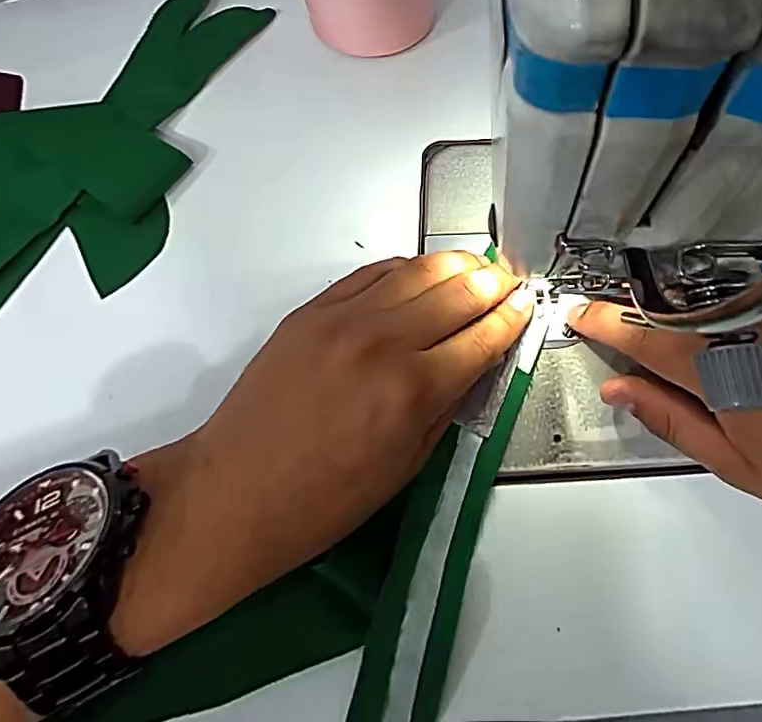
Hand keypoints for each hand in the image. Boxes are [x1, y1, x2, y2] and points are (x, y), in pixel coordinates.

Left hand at [185, 253, 532, 594]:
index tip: (527, 306)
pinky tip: (423, 271)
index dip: (514, 316)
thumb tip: (478, 361)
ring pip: (421, 268)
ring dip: (459, 263)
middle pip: (460, 290)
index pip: (484, 335)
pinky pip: (375, 271)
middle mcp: (383, 342)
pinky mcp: (315, 308)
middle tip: (510, 282)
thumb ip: (450, 403)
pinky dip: (408, 266)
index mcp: (413, 389)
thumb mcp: (408, 464)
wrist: (233, 492)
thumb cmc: (322, 498)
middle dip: (496, 282)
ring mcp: (346, 318)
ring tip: (477, 266)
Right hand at [572, 302, 761, 539]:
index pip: (641, 333)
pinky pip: (741, 277)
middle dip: (627, 301)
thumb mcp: (736, 462)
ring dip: (664, 290)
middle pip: (665, 299)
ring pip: (700, 283)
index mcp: (719, 368)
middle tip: (605, 309)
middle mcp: (743, 322)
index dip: (603, 321)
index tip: (577, 312)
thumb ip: (670, 418)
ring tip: (646, 302)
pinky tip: (705, 296)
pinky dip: (709, 284)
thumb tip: (618, 389)